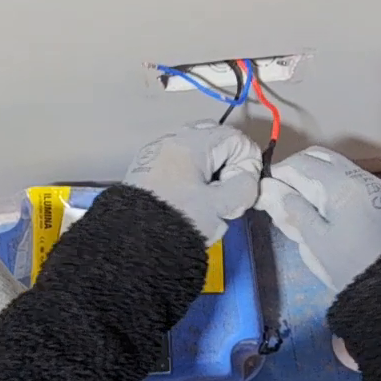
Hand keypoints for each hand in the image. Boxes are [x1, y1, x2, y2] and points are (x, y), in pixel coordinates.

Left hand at [124, 121, 262, 245]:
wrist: (133, 241)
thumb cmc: (178, 220)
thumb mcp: (221, 206)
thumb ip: (244, 187)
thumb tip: (248, 180)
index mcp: (193, 143)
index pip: (236, 139)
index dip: (247, 162)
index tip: (242, 188)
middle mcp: (172, 140)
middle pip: (214, 138)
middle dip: (227, 161)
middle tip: (228, 189)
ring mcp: (155, 153)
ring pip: (194, 151)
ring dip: (208, 169)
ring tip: (208, 198)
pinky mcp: (144, 170)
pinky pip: (176, 163)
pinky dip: (188, 175)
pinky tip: (187, 198)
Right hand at [257, 146, 380, 291]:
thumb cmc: (348, 264)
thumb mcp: (314, 239)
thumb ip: (293, 209)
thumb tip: (272, 188)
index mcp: (342, 185)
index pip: (305, 162)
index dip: (283, 169)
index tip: (268, 182)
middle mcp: (359, 176)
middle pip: (322, 156)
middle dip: (298, 166)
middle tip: (281, 185)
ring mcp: (371, 183)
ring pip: (336, 163)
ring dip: (314, 171)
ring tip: (298, 194)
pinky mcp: (377, 194)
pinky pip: (348, 175)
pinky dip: (329, 180)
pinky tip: (319, 200)